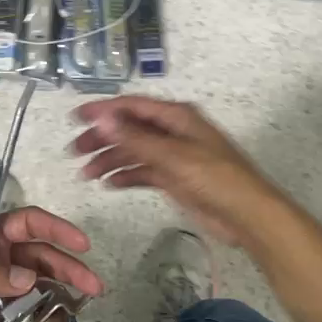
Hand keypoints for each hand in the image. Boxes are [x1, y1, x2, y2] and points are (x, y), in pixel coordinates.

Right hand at [71, 96, 289, 245]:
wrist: (247, 215)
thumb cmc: (214, 178)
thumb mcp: (172, 156)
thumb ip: (135, 138)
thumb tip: (102, 117)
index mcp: (176, 116)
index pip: (131, 106)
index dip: (103, 110)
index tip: (75, 118)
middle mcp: (172, 131)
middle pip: (129, 128)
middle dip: (101, 138)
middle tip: (75, 151)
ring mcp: (173, 155)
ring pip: (133, 151)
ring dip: (110, 159)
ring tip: (86, 174)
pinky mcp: (174, 178)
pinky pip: (143, 171)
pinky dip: (126, 175)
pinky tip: (109, 184)